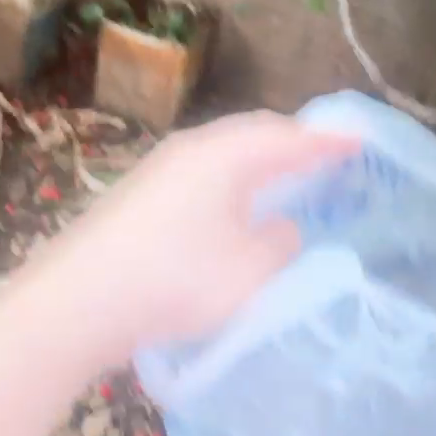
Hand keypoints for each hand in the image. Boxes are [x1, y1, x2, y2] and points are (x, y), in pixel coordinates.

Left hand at [46, 111, 358, 349]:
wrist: (74, 303)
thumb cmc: (175, 280)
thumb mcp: (250, 272)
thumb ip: (279, 243)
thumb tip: (279, 226)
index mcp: (226, 154)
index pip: (291, 138)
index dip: (329, 142)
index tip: (361, 141)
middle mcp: (192, 147)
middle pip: (254, 132)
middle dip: (293, 141)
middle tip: (325, 152)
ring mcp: (160, 167)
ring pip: (224, 150)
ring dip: (260, 159)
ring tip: (285, 172)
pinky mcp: (139, 193)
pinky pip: (203, 170)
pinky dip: (232, 177)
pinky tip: (233, 201)